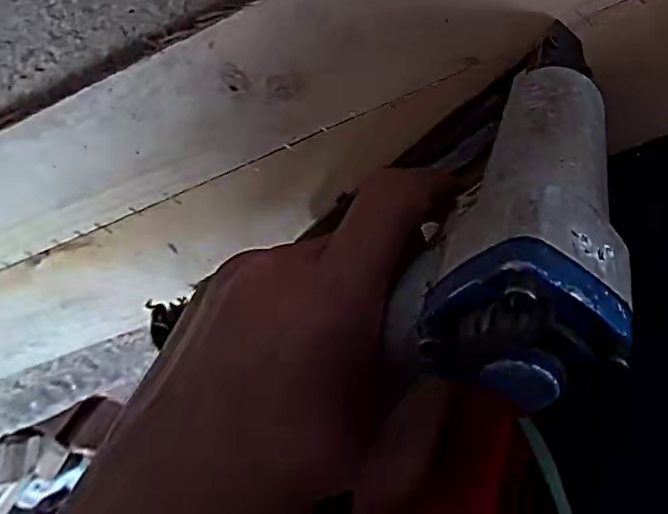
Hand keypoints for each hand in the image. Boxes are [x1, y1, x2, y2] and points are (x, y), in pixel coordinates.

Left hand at [69, 169, 456, 513]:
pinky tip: (284, 365)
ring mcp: (229, 281)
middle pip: (360, 234)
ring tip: (331, 358)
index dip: (432, 185)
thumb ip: (441, 398)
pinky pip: (276, 277)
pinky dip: (298, 302)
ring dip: (342, 289)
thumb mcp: (382, 472)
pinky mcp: (201, 299)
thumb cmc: (264, 502)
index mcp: (325, 300)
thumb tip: (466, 344)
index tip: (455, 201)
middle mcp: (274, 272)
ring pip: (319, 258)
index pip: (390, 196)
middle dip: (390, 267)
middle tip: (395, 325)